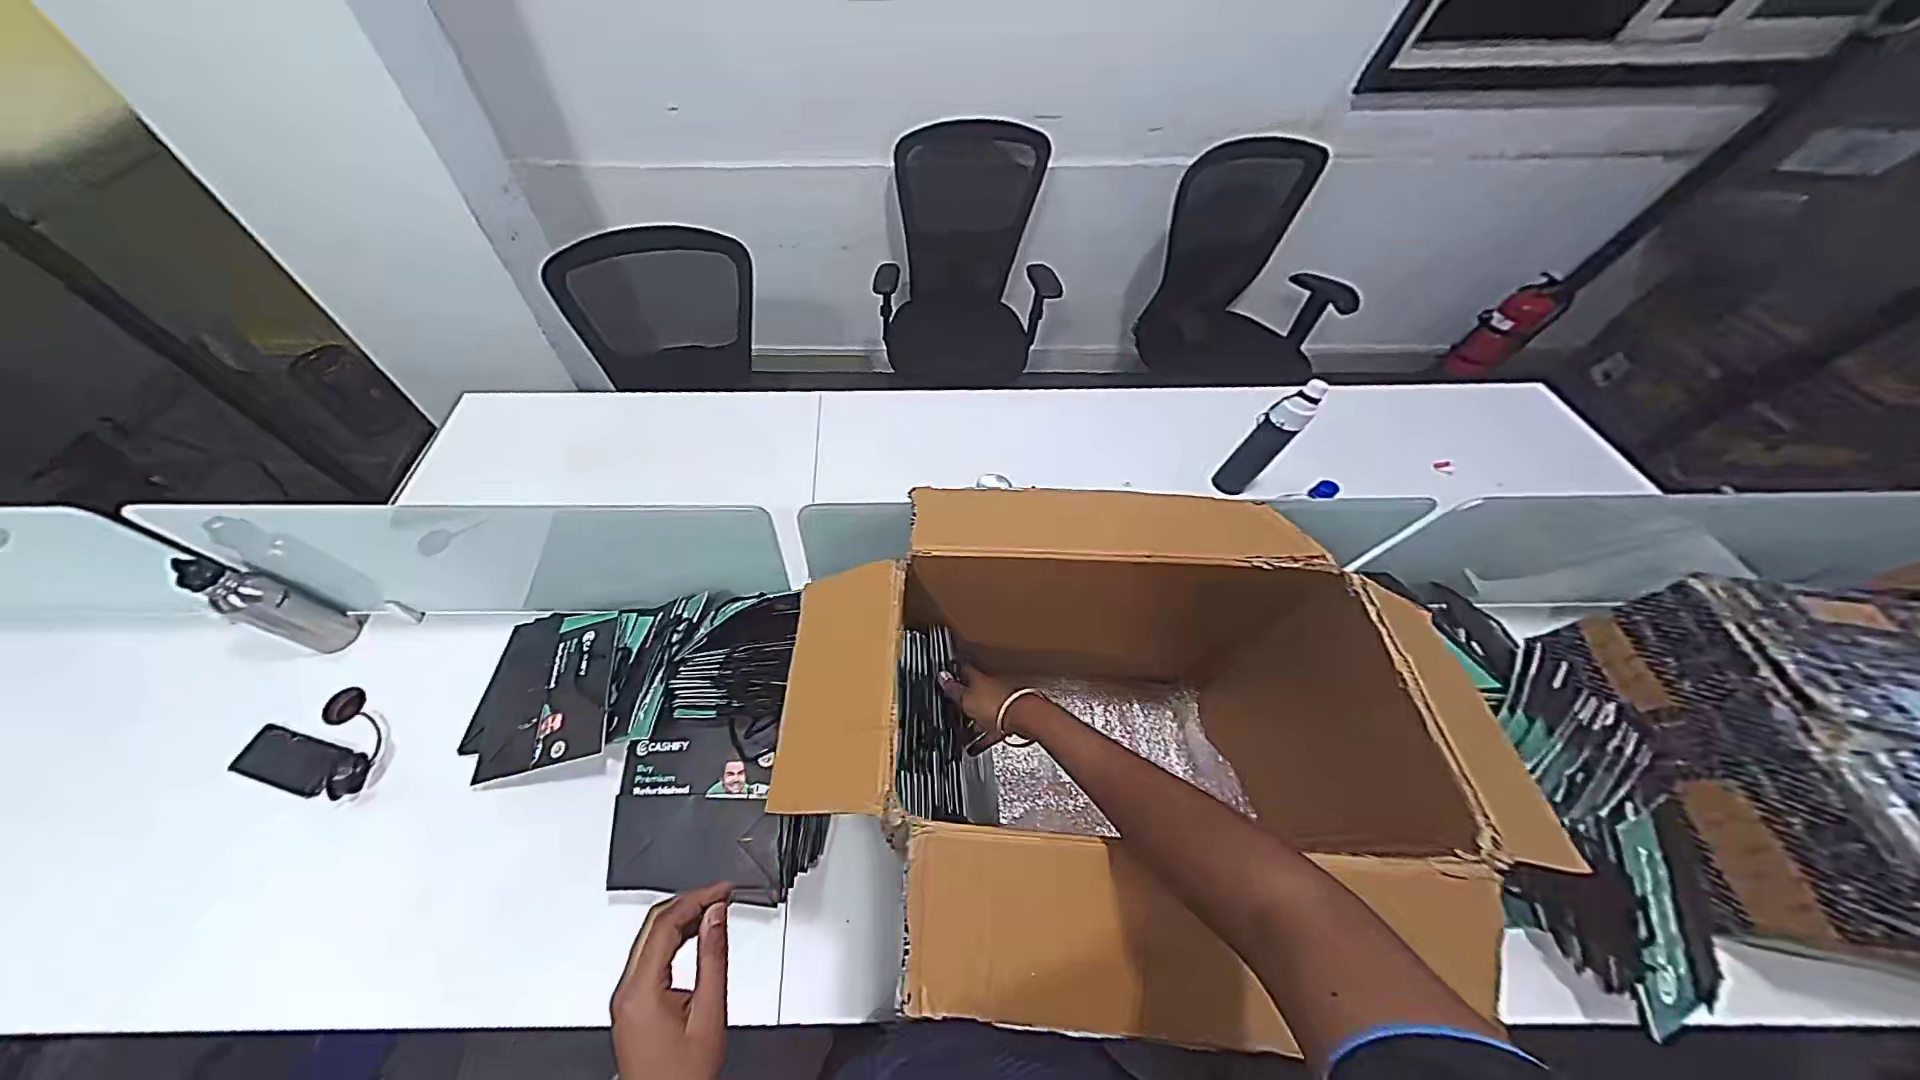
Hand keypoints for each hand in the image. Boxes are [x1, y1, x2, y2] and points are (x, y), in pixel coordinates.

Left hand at [611, 882, 730, 1079]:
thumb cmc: (683, 1076)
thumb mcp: (709, 1013)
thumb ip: (713, 957)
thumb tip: (715, 915)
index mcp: (641, 991)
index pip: (666, 923)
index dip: (697, 898)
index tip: (722, 890)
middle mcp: (626, 991)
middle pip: (653, 925)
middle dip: (689, 901)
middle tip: (720, 894)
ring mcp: (625, 997)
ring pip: (649, 937)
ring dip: (681, 916)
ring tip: (713, 907)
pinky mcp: (631, 1003)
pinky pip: (648, 954)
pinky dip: (673, 935)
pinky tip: (695, 931)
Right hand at [937, 664, 1025, 753]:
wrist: (1023, 718)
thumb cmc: (997, 704)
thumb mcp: (966, 699)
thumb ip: (953, 690)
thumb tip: (942, 677)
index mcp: (979, 679)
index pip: (964, 672)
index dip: (954, 677)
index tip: (945, 682)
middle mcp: (991, 689)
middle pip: (973, 696)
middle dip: (962, 706)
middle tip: (949, 715)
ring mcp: (1000, 705)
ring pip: (981, 715)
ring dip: (971, 726)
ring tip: (959, 738)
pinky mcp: (1008, 721)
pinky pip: (991, 731)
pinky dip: (981, 740)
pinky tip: (973, 749)